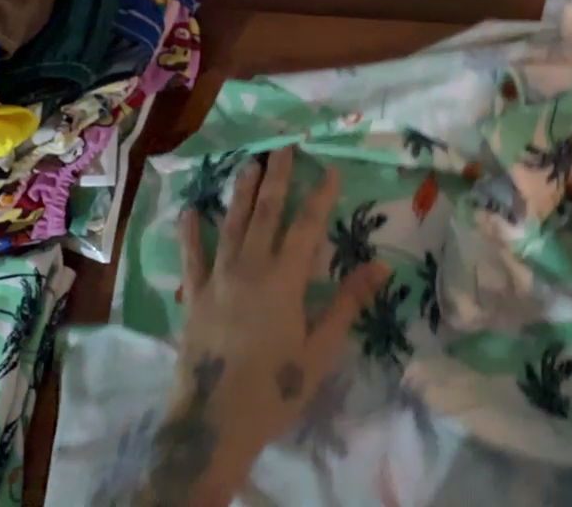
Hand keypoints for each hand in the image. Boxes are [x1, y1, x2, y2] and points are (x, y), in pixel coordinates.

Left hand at [145, 146, 389, 506]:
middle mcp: (249, 269)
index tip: (330, 168)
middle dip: (277, 178)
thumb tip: (381, 265)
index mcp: (284, 280)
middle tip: (284, 147)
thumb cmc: (275, 388)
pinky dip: (191, 233)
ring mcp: (217, 281)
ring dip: (241, 193)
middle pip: (266, 214)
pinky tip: (191, 211)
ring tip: (249, 164)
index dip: (320, 196)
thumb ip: (347, 303)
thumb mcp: (321, 350)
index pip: (306, 227)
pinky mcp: (193, 299)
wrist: (213, 424)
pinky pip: (192, 258)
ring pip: (231, 226)